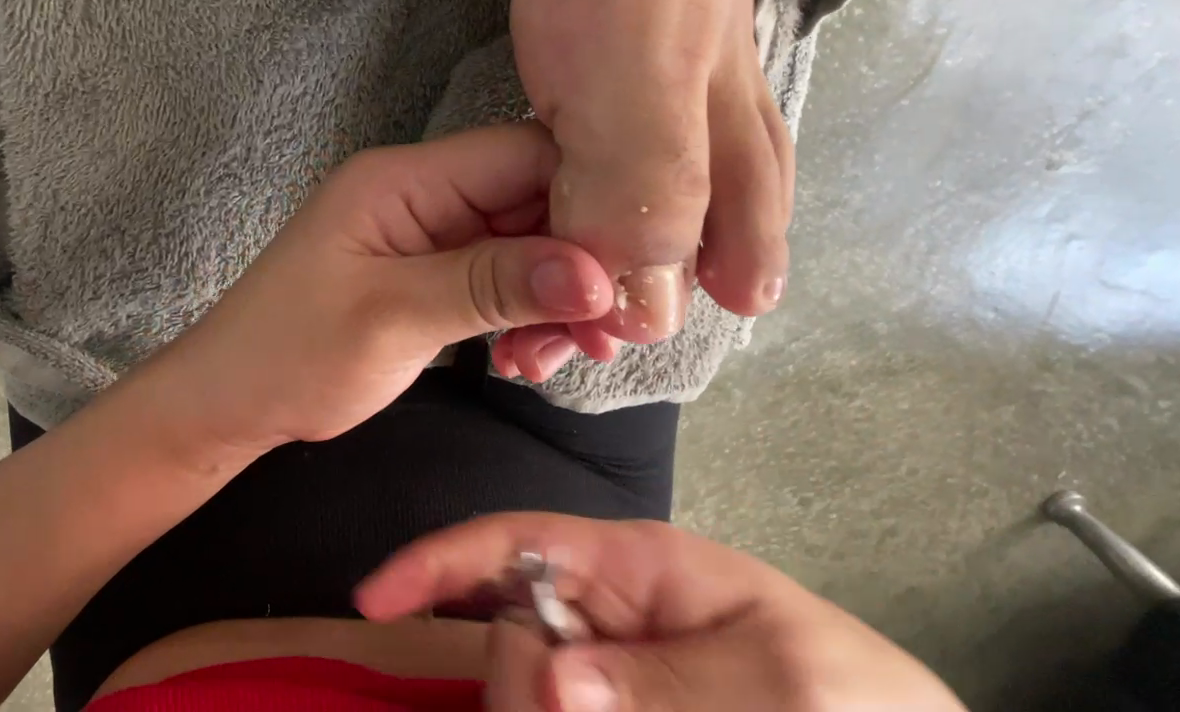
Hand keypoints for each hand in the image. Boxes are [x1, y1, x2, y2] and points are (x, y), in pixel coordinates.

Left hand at [155, 123, 614, 449]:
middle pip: (533, 202)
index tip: (630, 275)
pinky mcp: (428, 275)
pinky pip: (500, 280)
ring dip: (555, 300)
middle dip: (578, 265)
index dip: (588, 203)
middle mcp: (420, 194)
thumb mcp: (394, 317)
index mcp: (403, 179)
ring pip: (525, 247)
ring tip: (555, 360)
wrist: (232, 400)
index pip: (523, 155)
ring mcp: (425, 235)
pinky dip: (524, 317)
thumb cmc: (293, 352)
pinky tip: (526, 361)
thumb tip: (600, 272)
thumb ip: (493, 285)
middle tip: (604, 338)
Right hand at [356, 513, 965, 711]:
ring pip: (524, 687)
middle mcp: (603, 610)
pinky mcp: (610, 702)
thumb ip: (667, 681)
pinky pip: (552, 706)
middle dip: (523, 685)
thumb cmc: (861, 699)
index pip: (512, 542)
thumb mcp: (784, 685)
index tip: (375, 599)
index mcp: (634, 566)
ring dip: (540, 709)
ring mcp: (606, 667)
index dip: (437, 561)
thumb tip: (548, 683)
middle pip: (507, 633)